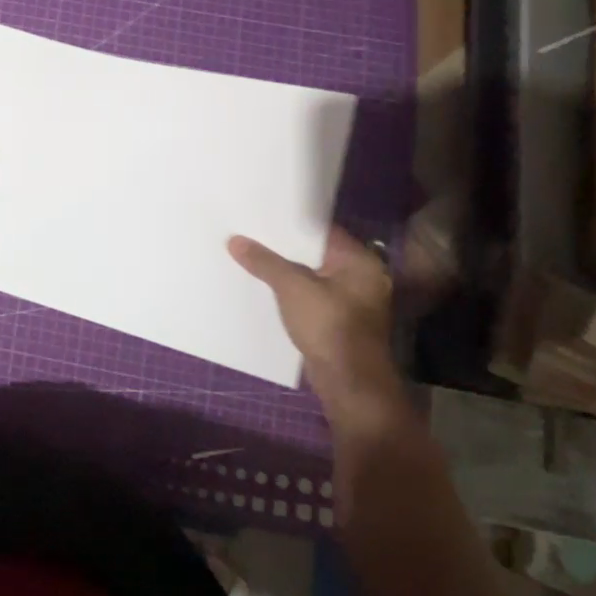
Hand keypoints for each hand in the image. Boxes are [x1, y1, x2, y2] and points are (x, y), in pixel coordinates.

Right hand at [229, 228, 401, 418]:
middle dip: (282, 246)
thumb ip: (264, 261)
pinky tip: (263, 285)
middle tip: (248, 232)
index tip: (259, 214)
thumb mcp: (292, 287)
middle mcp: (360, 277)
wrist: (349, 382)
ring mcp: (350, 300)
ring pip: (310, 275)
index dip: (290, 222)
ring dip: (284, 269)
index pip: (321, 231)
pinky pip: (308, 294)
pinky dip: (289, 290)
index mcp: (359, 262)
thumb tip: (235, 240)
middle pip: (314, 253)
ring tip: (249, 255)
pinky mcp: (337, 319)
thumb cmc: (329, 326)